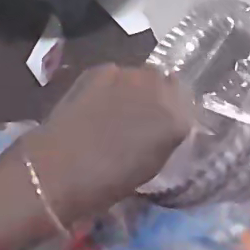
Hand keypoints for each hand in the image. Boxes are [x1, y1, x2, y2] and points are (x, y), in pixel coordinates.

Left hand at [21, 64, 195, 222]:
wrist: (62, 166)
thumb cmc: (110, 181)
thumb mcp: (153, 164)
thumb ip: (165, 137)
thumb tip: (162, 125)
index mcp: (177, 119)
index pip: (187, 104)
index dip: (174, 112)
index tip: (164, 123)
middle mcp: (158, 88)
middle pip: (164, 82)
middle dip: (155, 94)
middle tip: (140, 113)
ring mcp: (127, 74)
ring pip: (139, 75)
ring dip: (133, 88)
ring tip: (115, 107)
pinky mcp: (99, 69)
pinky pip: (113, 74)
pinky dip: (109, 85)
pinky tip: (95, 102)